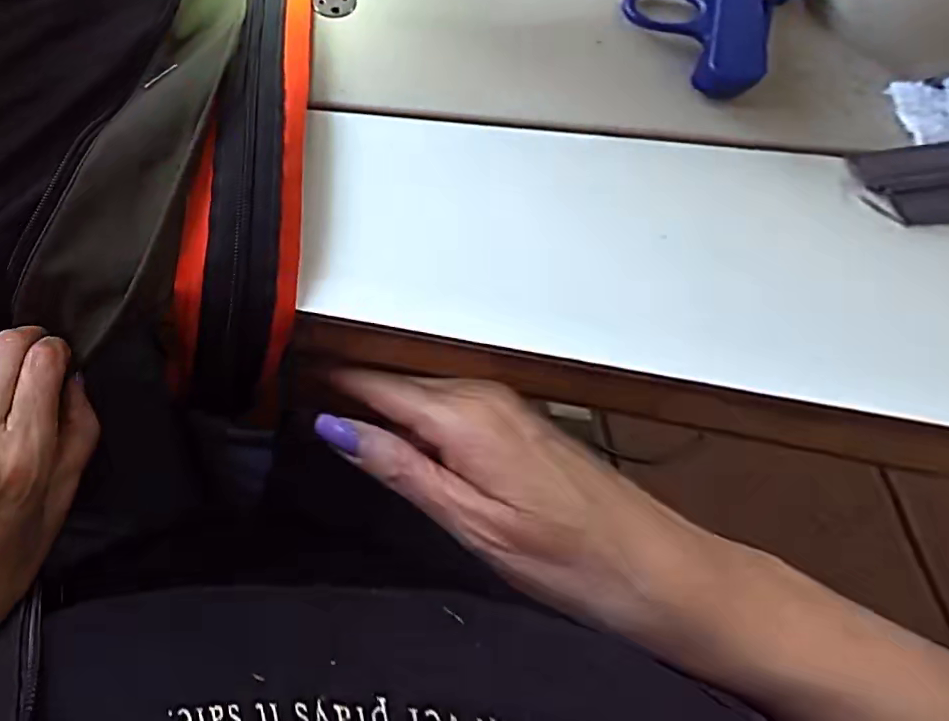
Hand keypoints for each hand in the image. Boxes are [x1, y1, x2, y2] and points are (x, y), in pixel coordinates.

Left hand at [0, 328, 98, 720]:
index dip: (58, 349)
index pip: (43, 360)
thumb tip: (74, 377)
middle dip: (31, 341)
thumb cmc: (3, 554)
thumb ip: (80, 427)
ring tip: (2, 384)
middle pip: (8, 343)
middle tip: (37, 360)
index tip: (61, 360)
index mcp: (21, 456)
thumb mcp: (62, 498)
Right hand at [317, 370, 948, 720]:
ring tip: (327, 416)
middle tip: (289, 398)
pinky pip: (438, 402)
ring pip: (412, 390)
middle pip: (388, 381)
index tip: (278, 375)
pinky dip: (405, 413)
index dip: (321, 377)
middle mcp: (475, 392)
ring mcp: (496, 400)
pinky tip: (390, 433)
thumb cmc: (570, 561)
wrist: (671, 573)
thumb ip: (397, 466)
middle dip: (341, 387)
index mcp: (460, 415)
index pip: (368, 381)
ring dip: (372, 401)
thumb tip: (332, 426)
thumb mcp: (470, 522)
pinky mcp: (509, 416)